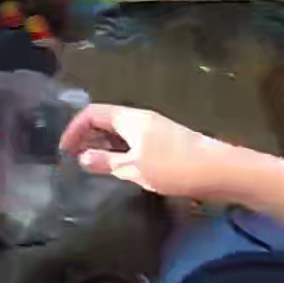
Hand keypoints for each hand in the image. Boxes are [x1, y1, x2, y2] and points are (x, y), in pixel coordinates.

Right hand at [59, 104, 242, 198]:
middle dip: (86, 134)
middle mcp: (140, 117)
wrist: (220, 170)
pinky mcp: (165, 141)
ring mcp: (154, 128)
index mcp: (129, 118)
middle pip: (105, 118)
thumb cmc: (174, 166)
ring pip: (120, 129)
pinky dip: (119, 149)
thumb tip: (82, 157)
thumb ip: (106, 162)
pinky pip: (132, 139)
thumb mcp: (134, 168)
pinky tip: (120, 167)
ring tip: (92, 163)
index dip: (74, 128)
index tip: (64, 150)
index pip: (92, 113)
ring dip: (102, 143)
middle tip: (74, 157)